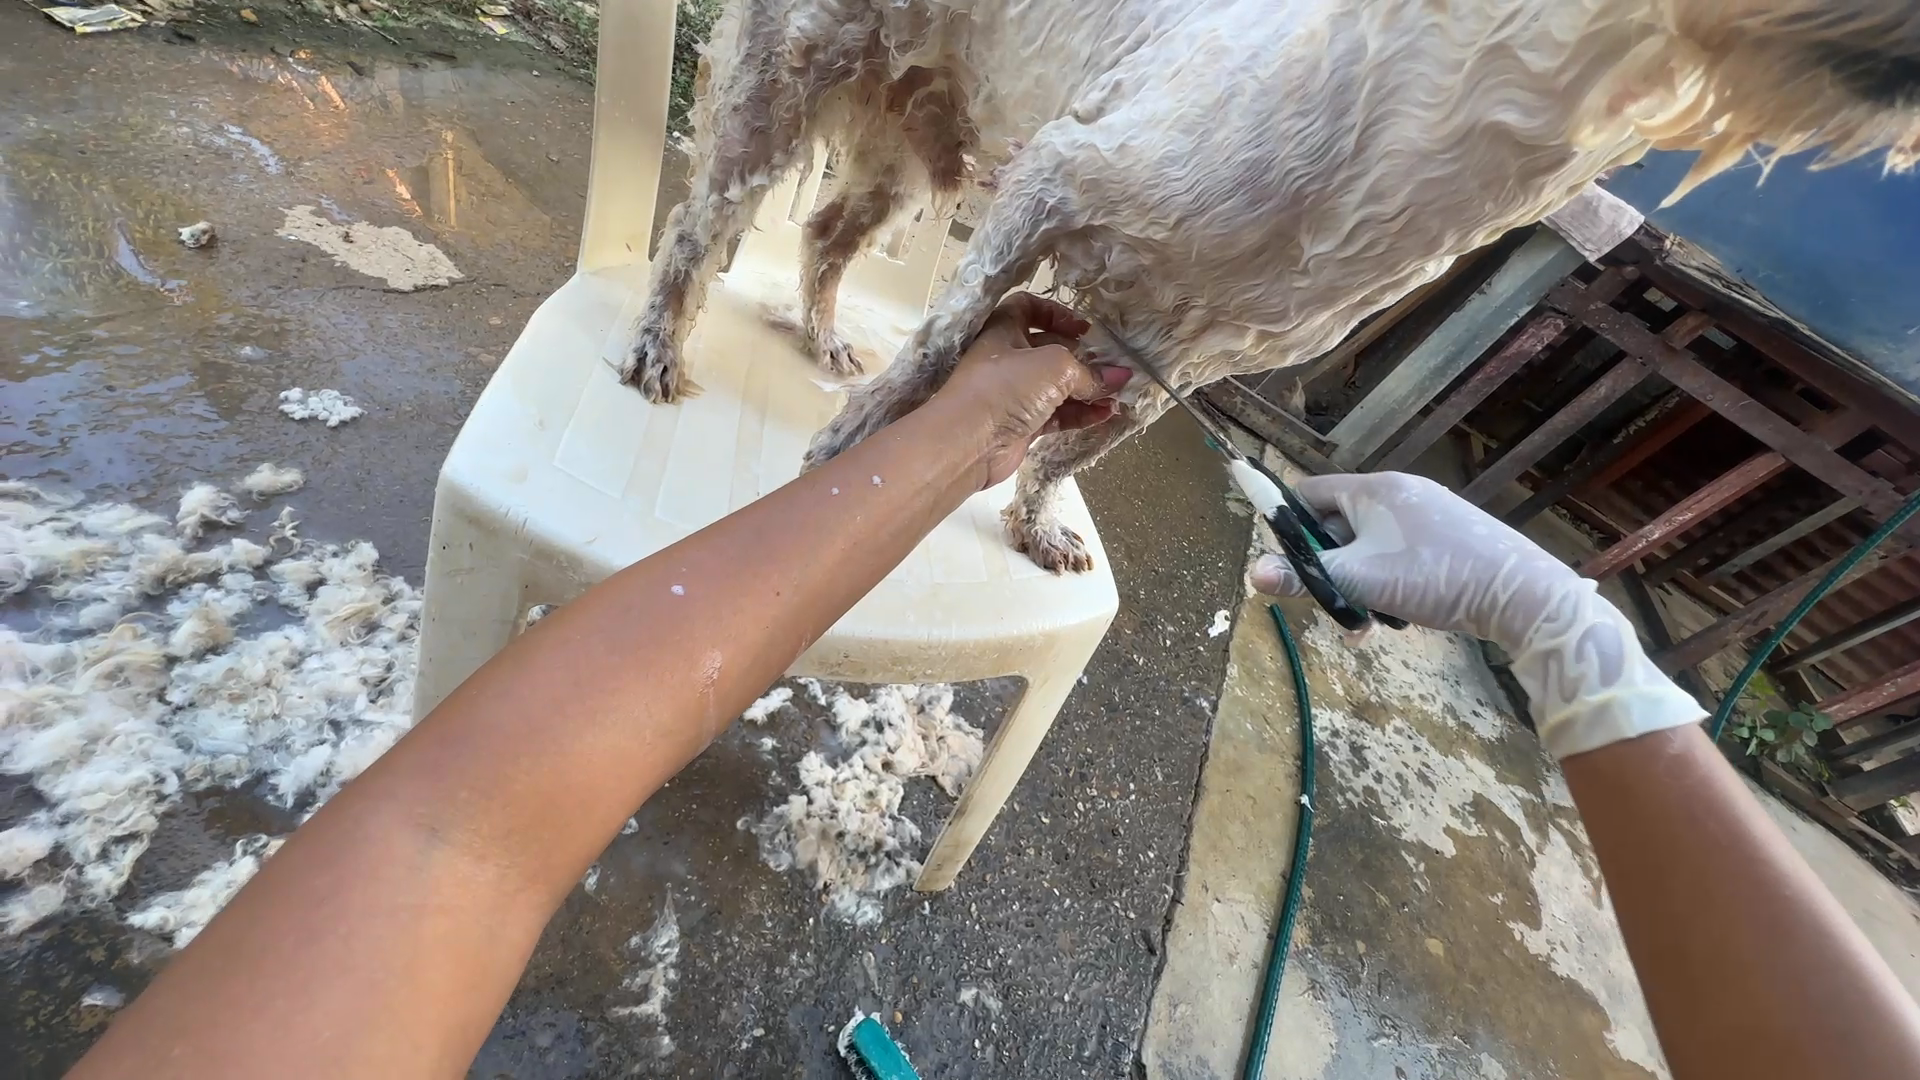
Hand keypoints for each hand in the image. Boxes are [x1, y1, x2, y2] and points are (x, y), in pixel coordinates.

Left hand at [933, 293, 1131, 487]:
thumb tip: (1120, 378)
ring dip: (1088, 390)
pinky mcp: (1023, 425)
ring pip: (1058, 387)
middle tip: (1115, 366)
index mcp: (1004, 329)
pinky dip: (1081, 414)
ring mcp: (1015, 394)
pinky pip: (1057, 415)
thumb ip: (1090, 371)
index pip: (1029, 308)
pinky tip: (1106, 414)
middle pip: (1052, 350)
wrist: (969, 442)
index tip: (1085, 328)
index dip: (1057, 313)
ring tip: (1118, 394)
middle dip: (1085, 358)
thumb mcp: (1054, 365)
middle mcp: (1009, 359)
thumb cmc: (1006, 387)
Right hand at [1249, 472, 1703, 758]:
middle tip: (1333, 599)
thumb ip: (1303, 576)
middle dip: (1328, 564)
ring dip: (1358, 579)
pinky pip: (1399, 550)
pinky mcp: (1452, 534)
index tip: (1295, 564)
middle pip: (1337, 522)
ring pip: (1369, 543)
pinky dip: (1389, 579)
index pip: (1308, 493)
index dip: (1291, 526)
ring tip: (1369, 616)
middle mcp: (1400, 490)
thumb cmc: (1433, 576)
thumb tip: (1252, 574)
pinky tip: (1400, 612)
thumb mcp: (1358, 580)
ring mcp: (1429, 510)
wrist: (1526, 595)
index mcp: (1373, 489)